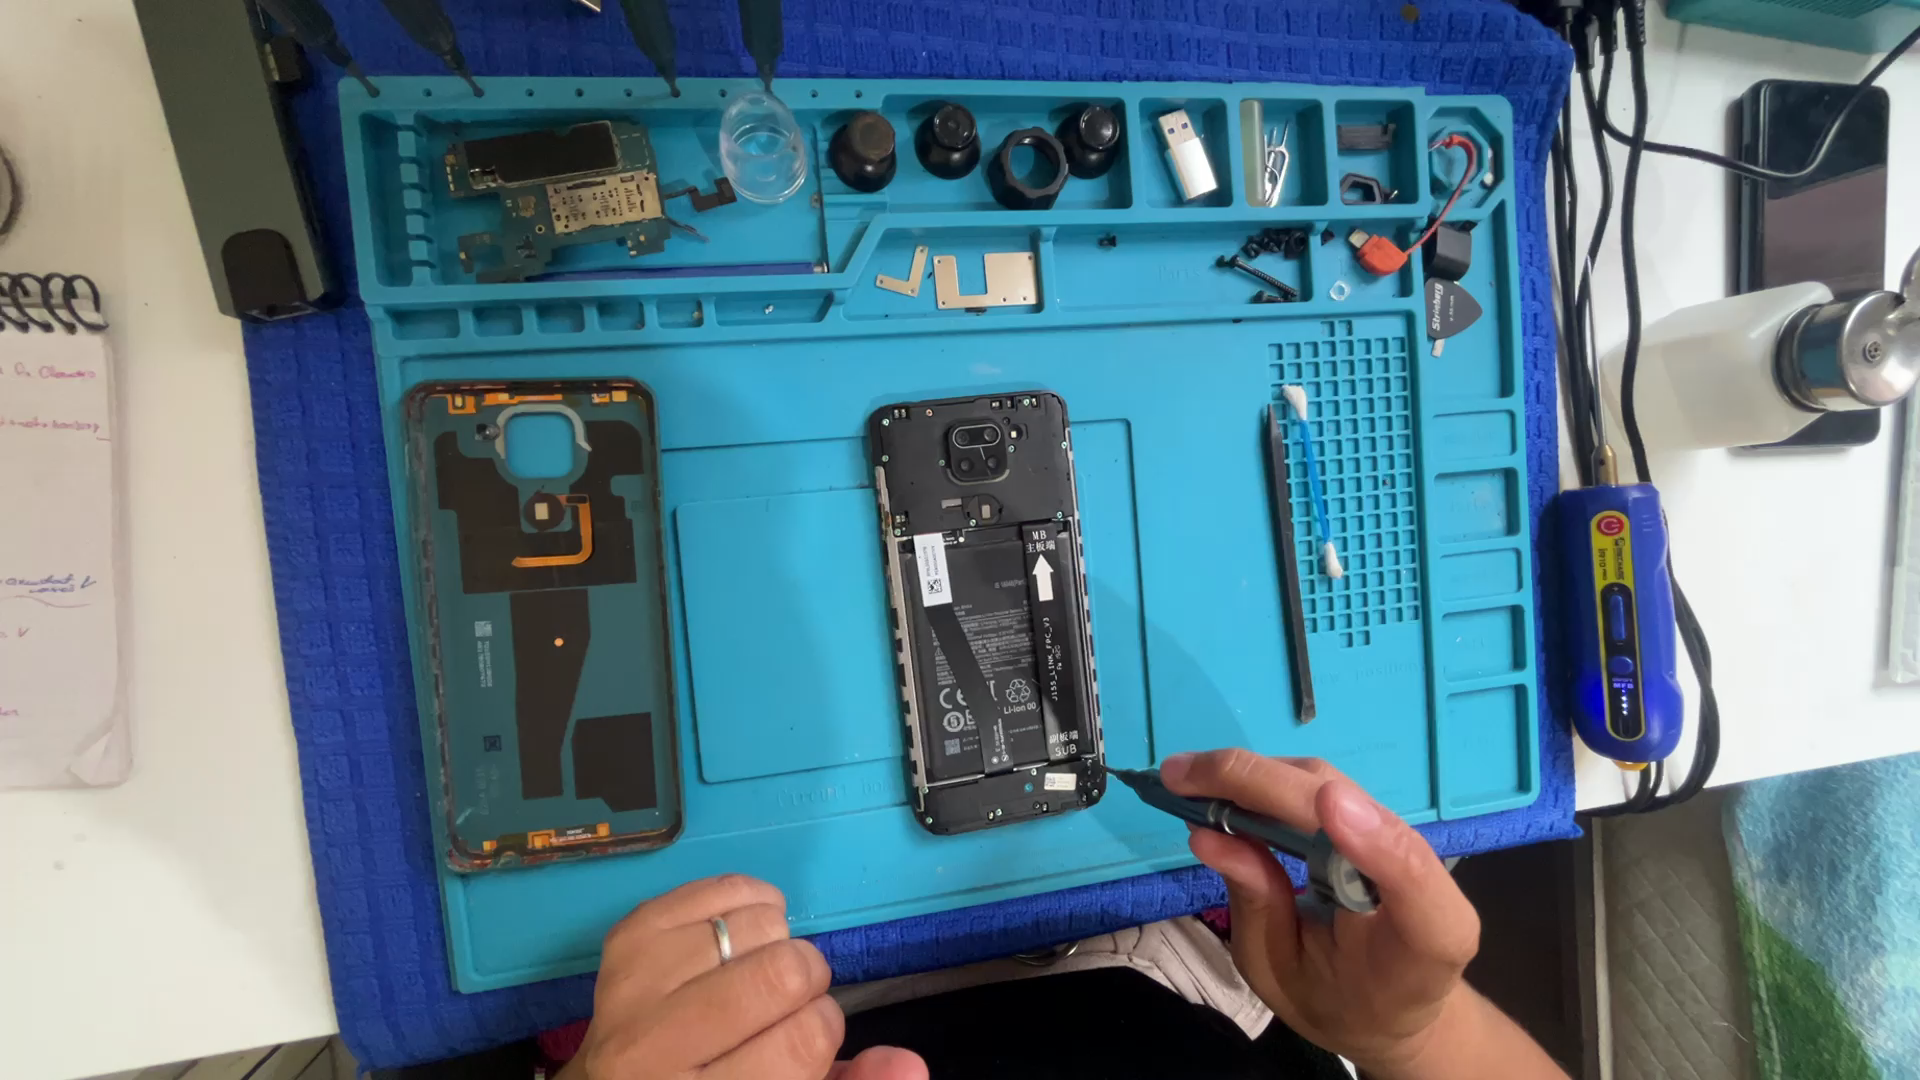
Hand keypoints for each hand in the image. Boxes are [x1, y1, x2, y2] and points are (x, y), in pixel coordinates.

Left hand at [562, 874, 926, 1079]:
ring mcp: (632, 992)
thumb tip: (915, 1066)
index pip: (807, 1038)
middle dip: (806, 976)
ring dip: (776, 938)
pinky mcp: (626, 939)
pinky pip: (718, 888)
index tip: (806, 1033)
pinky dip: (749, 897)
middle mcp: (652, 1056)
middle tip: (790, 995)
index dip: (824, 1026)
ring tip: (758, 968)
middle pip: (780, 974)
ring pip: (754, 925)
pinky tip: (743, 931)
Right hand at [1161, 751, 1481, 1075]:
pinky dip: (1254, 777)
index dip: (1379, 842)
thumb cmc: (1339, 1000)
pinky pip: (1306, 782)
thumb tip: (1209, 837)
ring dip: (1248, 772)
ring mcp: (1385, 832)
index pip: (1417, 884)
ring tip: (1184, 778)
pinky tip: (1211, 781)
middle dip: (1261, 782)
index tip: (1329, 805)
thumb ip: (1257, 910)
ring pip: (1319, 780)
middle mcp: (1414, 872)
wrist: (1392, 1003)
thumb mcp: (1284, 978)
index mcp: (1419, 940)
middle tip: (1178, 777)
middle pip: (1347, 805)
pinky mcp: (1356, 812)